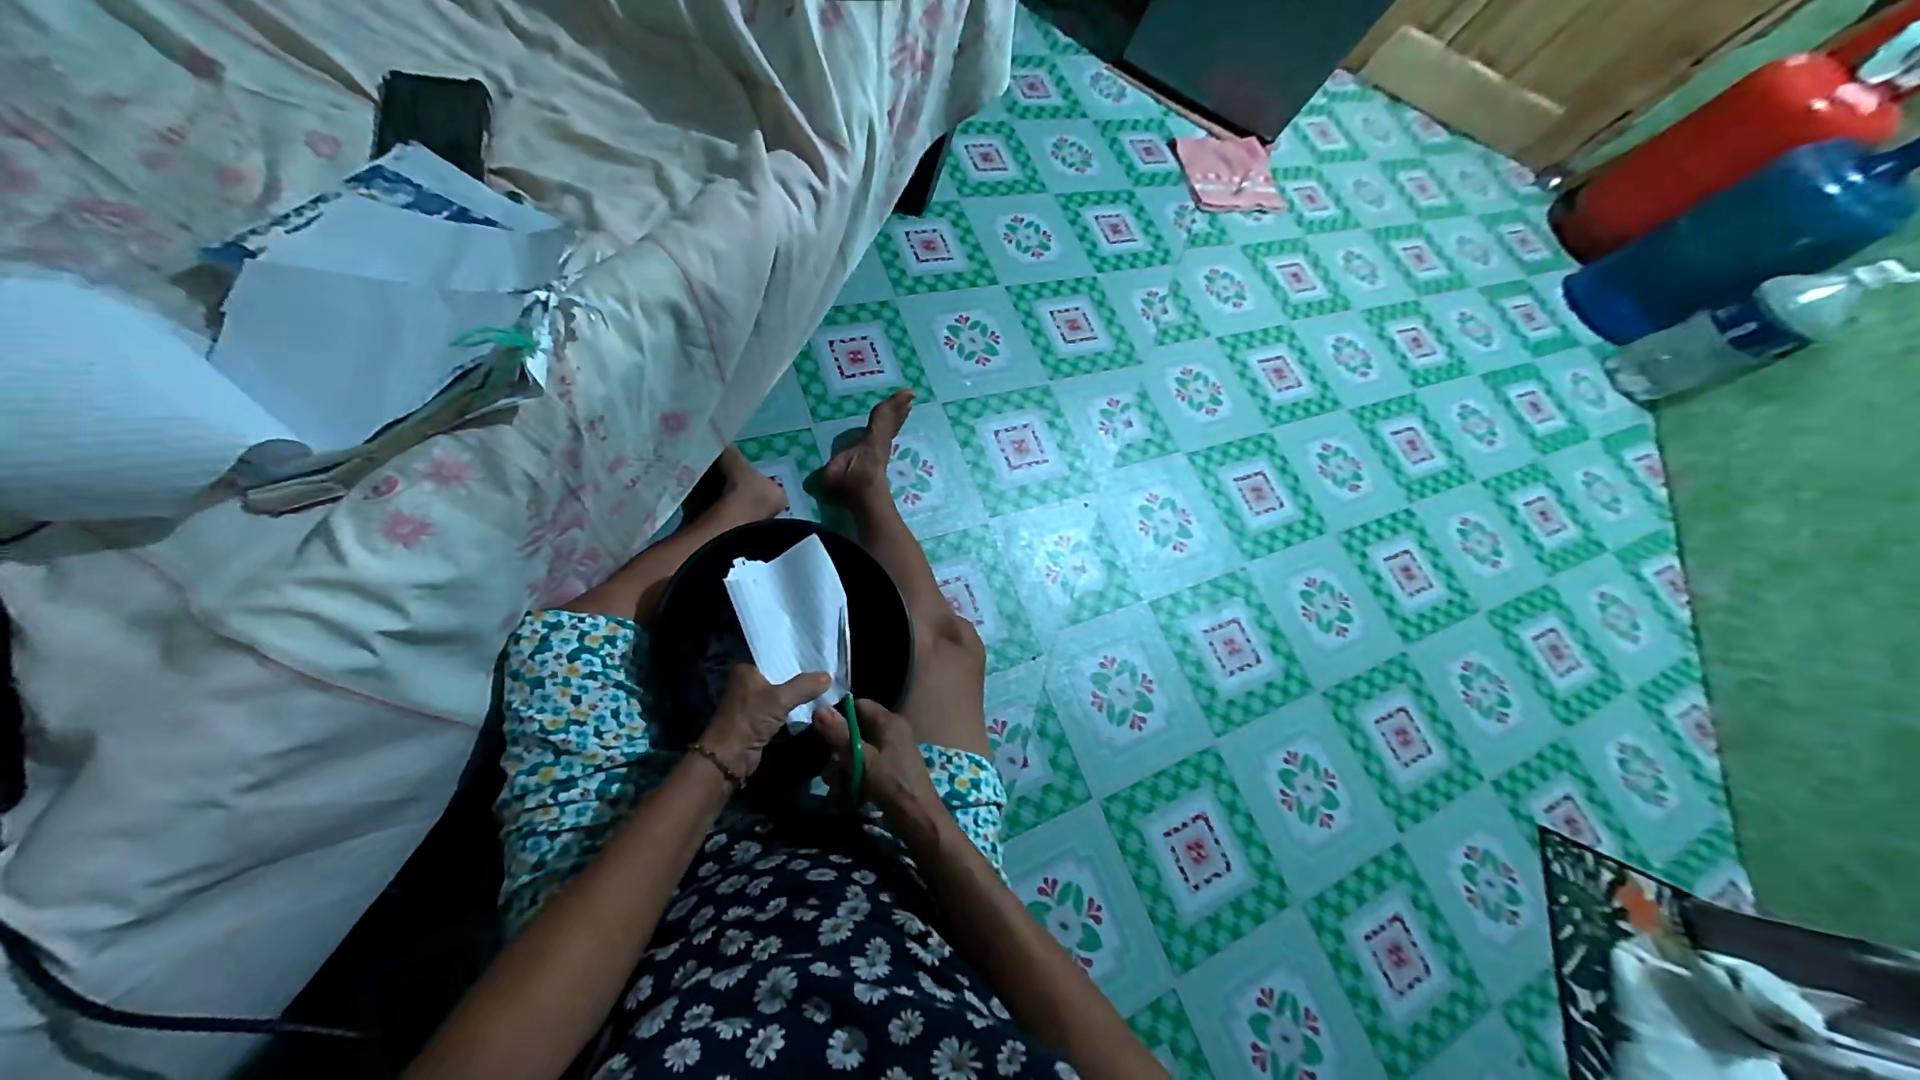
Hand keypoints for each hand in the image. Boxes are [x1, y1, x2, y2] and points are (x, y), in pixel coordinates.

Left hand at [701, 665, 830, 781]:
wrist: (730, 757)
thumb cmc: (749, 720)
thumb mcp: (780, 699)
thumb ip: (804, 686)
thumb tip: (828, 676)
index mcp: (745, 669)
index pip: (773, 654)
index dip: (794, 652)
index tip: (817, 650)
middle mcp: (748, 680)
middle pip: (780, 671)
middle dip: (800, 671)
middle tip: (825, 665)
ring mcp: (753, 699)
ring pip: (782, 688)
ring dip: (799, 689)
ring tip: (823, 680)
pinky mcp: (760, 716)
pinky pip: (782, 703)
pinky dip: (795, 703)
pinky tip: (813, 699)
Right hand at [814, 700, 940, 832]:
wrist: (918, 818)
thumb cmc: (890, 783)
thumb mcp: (861, 758)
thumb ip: (840, 734)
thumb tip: (818, 708)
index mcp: (888, 721)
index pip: (858, 705)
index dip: (838, 716)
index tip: (822, 734)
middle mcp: (891, 731)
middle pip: (855, 731)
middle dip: (838, 752)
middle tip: (830, 772)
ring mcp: (892, 750)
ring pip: (858, 751)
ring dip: (844, 770)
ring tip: (838, 789)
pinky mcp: (891, 769)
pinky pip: (866, 765)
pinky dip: (855, 778)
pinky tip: (847, 795)